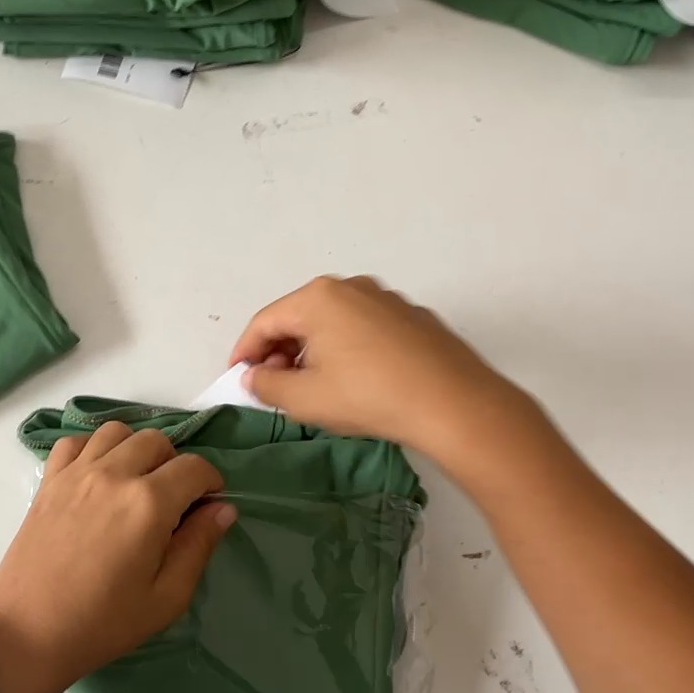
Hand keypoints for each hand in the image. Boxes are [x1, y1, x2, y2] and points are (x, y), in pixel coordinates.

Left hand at [0, 422, 235, 692]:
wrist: (28, 632)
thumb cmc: (103, 623)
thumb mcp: (166, 597)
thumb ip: (198, 545)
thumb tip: (223, 508)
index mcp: (148, 503)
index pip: (194, 467)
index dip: (210, 483)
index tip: (207, 507)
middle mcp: (113, 474)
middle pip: (156, 441)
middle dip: (174, 464)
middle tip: (172, 501)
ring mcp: (75, 473)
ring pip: (116, 432)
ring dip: (135, 449)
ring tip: (135, 484)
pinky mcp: (48, 481)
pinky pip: (74, 442)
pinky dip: (92, 448)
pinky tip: (97, 477)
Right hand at [229, 276, 541, 469]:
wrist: (454, 405)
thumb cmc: (368, 396)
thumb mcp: (303, 399)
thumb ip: (266, 384)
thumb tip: (254, 376)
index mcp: (317, 298)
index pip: (264, 322)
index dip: (245, 352)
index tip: (239, 378)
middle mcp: (351, 288)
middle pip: (299, 317)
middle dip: (280, 351)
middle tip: (275, 386)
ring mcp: (386, 299)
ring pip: (333, 322)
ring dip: (313, 351)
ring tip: (313, 386)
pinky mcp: (414, 318)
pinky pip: (364, 329)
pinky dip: (346, 349)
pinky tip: (355, 381)